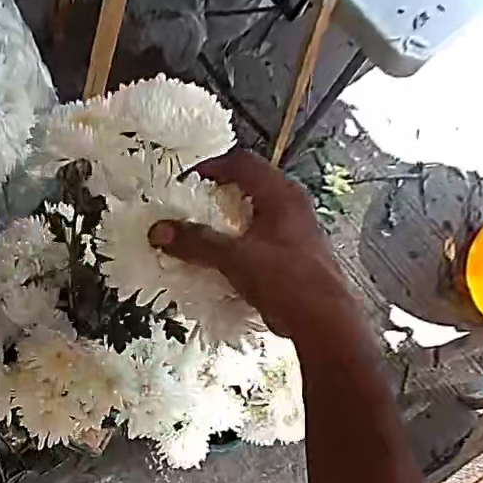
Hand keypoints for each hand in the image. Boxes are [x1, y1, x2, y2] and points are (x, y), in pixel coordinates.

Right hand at [148, 150, 357, 342]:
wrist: (323, 320)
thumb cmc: (286, 280)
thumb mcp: (234, 258)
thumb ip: (195, 242)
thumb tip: (159, 230)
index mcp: (281, 195)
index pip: (242, 163)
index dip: (210, 167)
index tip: (185, 184)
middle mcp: (291, 207)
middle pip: (248, 187)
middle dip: (215, 198)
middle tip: (190, 212)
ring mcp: (295, 232)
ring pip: (253, 215)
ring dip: (226, 224)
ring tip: (202, 239)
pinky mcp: (293, 256)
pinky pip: (259, 240)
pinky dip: (237, 246)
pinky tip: (223, 265)